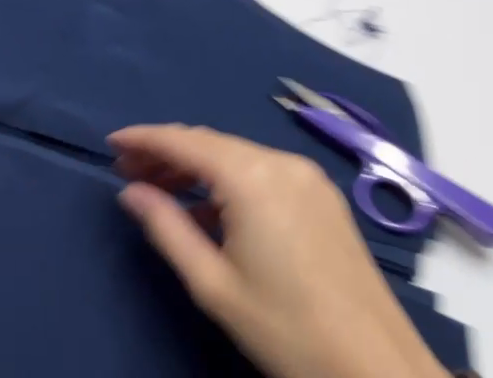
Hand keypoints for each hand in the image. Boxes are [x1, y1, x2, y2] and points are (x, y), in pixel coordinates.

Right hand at [110, 125, 448, 377]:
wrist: (383, 373)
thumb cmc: (288, 329)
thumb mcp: (213, 284)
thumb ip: (165, 228)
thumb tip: (131, 191)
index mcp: (251, 178)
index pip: (183, 141)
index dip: (143, 139)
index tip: (109, 145)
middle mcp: (281, 164)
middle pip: (208, 143)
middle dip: (165, 153)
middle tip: (127, 172)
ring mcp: (308, 180)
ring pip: (234, 155)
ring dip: (195, 167)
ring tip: (160, 191)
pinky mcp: (324, 199)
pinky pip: (260, 172)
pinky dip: (226, 180)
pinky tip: (208, 210)